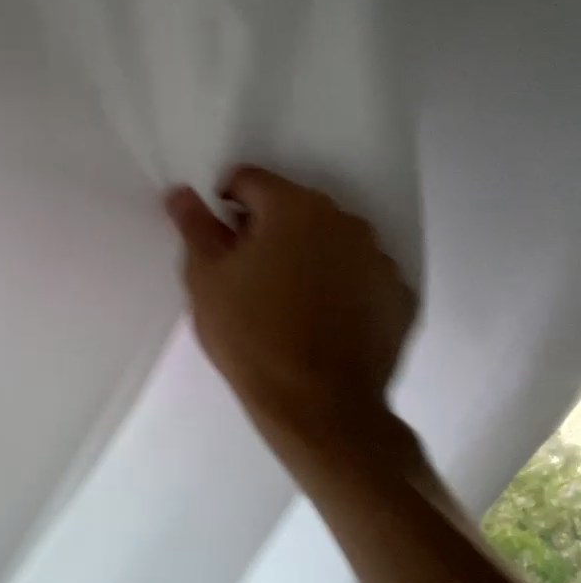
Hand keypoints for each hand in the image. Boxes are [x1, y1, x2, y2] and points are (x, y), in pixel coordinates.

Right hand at [167, 168, 419, 456]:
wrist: (317, 402)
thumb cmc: (248, 331)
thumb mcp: (204, 276)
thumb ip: (195, 226)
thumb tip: (183, 192)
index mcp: (295, 211)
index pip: (250, 179)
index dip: (222, 202)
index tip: (211, 237)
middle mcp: (346, 224)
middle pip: (293, 205)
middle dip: (262, 226)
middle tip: (237, 268)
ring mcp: (380, 260)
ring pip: (326, 240)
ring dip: (299, 252)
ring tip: (274, 295)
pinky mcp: (398, 296)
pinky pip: (355, 273)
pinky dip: (331, 282)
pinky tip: (310, 316)